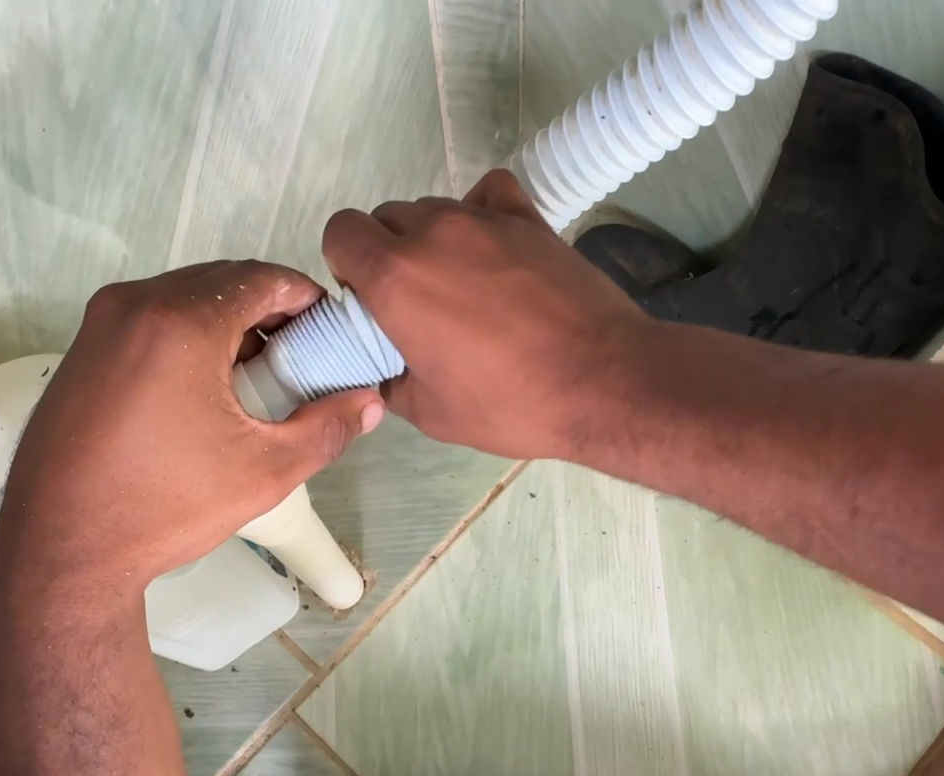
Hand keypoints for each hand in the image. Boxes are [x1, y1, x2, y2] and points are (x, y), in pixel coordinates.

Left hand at [0, 261, 382, 606]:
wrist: (62, 547)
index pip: (262, 278)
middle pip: (223, 282)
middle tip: (299, 361)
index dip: (306, 299)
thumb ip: (326, 429)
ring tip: (256, 379)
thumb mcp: (264, 471)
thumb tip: (370, 401)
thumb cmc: (167, 506)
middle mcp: (134, 304)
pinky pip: (152, 320)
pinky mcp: (82, 350)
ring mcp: (100, 324)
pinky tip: (205, 389)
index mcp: (181, 321)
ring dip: (229, 324)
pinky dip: (190, 337)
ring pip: (185, 299)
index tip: (329, 334)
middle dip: (270, 312)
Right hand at [322, 169, 657, 460]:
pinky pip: (487, 194)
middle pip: (385, 218)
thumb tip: (382, 368)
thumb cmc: (510, 404)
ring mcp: (485, 218)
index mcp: (395, 278)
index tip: (369, 300)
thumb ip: (389, 381)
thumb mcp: (430, 414)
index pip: (340, 232)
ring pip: (433, 209)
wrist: (603, 382)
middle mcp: (433, 232)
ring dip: (432, 241)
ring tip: (464, 288)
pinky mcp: (530, 218)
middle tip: (416, 305)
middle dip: (387, 255)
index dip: (346, 264)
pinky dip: (480, 213)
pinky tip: (493, 250)